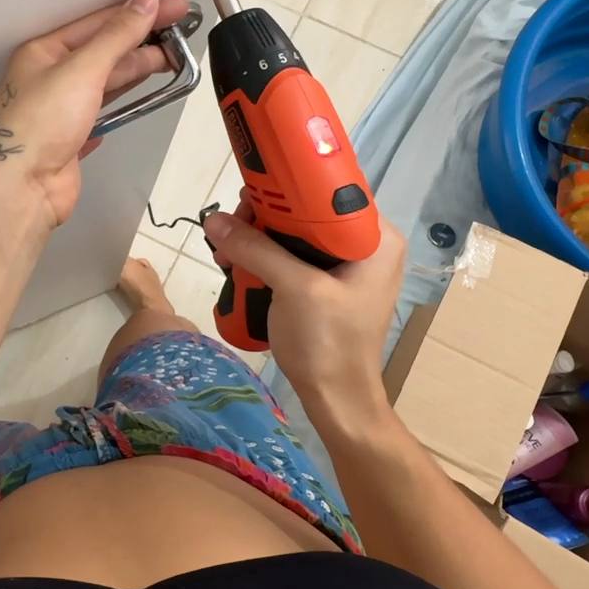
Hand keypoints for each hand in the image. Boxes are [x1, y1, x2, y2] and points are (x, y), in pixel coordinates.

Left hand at [0, 0, 191, 230]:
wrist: (20, 190)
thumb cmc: (36, 128)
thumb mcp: (81, 70)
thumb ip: (116, 37)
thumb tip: (144, 4)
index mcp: (42, 53)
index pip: (98, 22)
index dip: (137, 13)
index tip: (172, 8)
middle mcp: (48, 79)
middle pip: (103, 52)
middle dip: (141, 41)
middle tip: (180, 35)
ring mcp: (59, 112)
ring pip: (104, 83)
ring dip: (135, 71)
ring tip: (171, 60)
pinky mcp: (69, 141)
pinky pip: (99, 116)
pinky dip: (119, 107)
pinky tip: (136, 101)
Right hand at [204, 205, 406, 415]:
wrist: (336, 400)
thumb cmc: (328, 343)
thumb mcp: (294, 289)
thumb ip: (256, 250)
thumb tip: (214, 220)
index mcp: (374, 238)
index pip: (328, 192)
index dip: (287, 188)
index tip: (250, 196)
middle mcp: (362, 244)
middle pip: (304, 212)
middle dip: (263, 219)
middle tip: (232, 230)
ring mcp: (342, 266)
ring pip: (291, 234)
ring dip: (256, 241)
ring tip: (227, 255)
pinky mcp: (323, 285)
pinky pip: (288, 257)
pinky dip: (262, 260)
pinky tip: (238, 269)